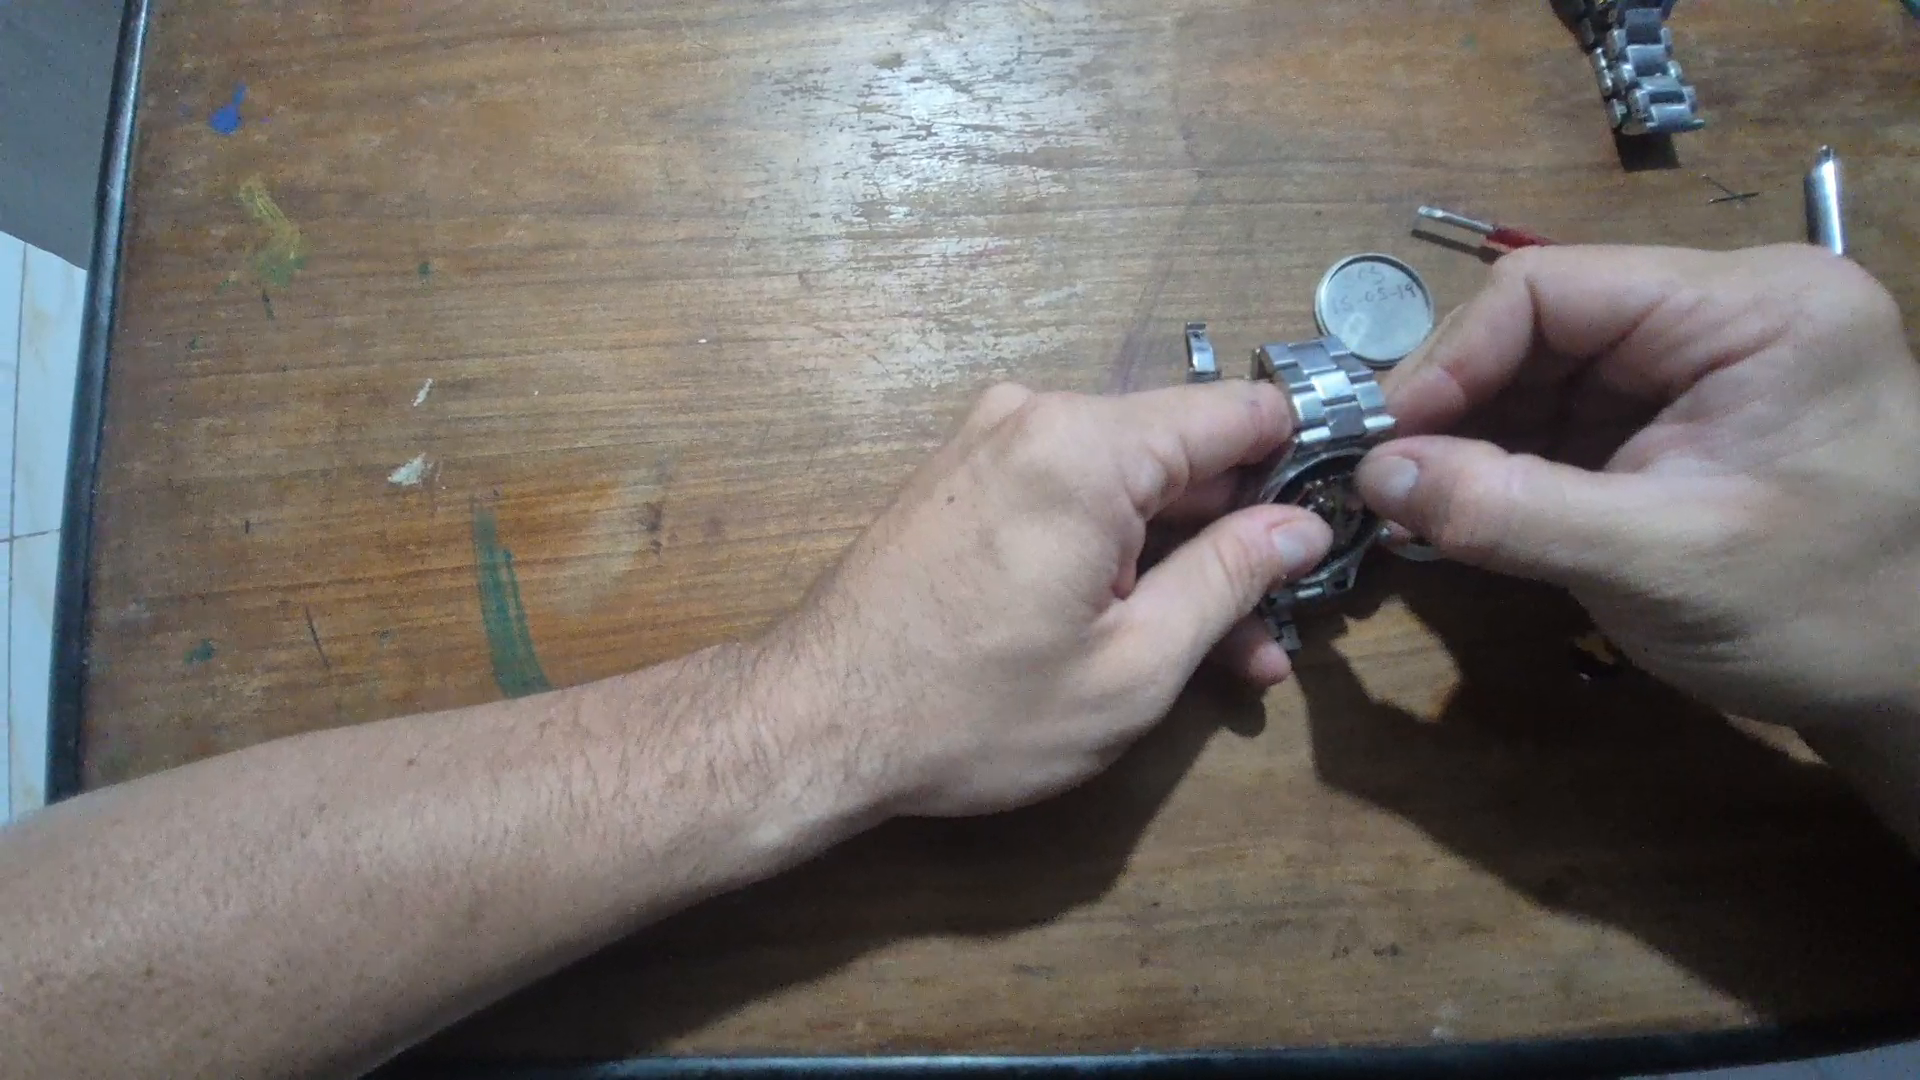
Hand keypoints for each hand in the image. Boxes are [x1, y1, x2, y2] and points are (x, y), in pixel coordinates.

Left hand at [761, 381, 1332, 816]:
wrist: (817, 722)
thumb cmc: (975, 711)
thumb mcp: (1131, 666)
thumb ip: (1228, 580)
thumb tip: (1301, 527)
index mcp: (1085, 446)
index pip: (1236, 414)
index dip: (1301, 457)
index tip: (1344, 507)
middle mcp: (1034, 418)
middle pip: (1177, 455)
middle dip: (1235, 533)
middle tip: (1280, 619)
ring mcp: (990, 444)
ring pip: (1123, 486)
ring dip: (1175, 558)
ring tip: (1225, 646)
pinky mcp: (965, 480)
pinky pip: (1067, 498)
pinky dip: (1112, 550)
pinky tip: (1141, 618)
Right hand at [1355, 244, 1919, 729]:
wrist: (1894, 677)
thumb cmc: (1816, 611)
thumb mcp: (1656, 561)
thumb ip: (1507, 512)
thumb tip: (1371, 474)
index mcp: (1742, 312)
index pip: (1543, 291)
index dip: (1447, 360)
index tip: (1383, 441)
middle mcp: (1694, 321)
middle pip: (1513, 332)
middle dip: (1439, 406)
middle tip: (1381, 479)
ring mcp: (1656, 374)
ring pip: (1503, 379)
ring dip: (1443, 439)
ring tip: (1403, 501)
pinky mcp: (1624, 425)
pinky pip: (1516, 423)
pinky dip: (1465, 465)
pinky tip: (1441, 508)